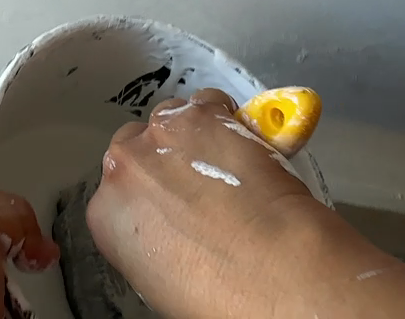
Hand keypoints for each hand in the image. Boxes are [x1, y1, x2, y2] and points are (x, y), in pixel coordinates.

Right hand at [88, 88, 404, 318]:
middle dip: (170, 164)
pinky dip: (232, 123)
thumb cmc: (238, 308)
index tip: (178, 212)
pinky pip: (213, 106)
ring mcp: (168, 132)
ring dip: (200, 139)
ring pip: (177, 120)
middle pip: (140, 146)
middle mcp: (128, 161)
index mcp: (109, 216)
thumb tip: (183, 242)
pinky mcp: (213, 112)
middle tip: (214, 199)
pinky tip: (258, 155)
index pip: (112, 191)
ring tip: (242, 181)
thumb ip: (163, 251)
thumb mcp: (174, 290)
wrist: (295, 291)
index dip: (152, 203)